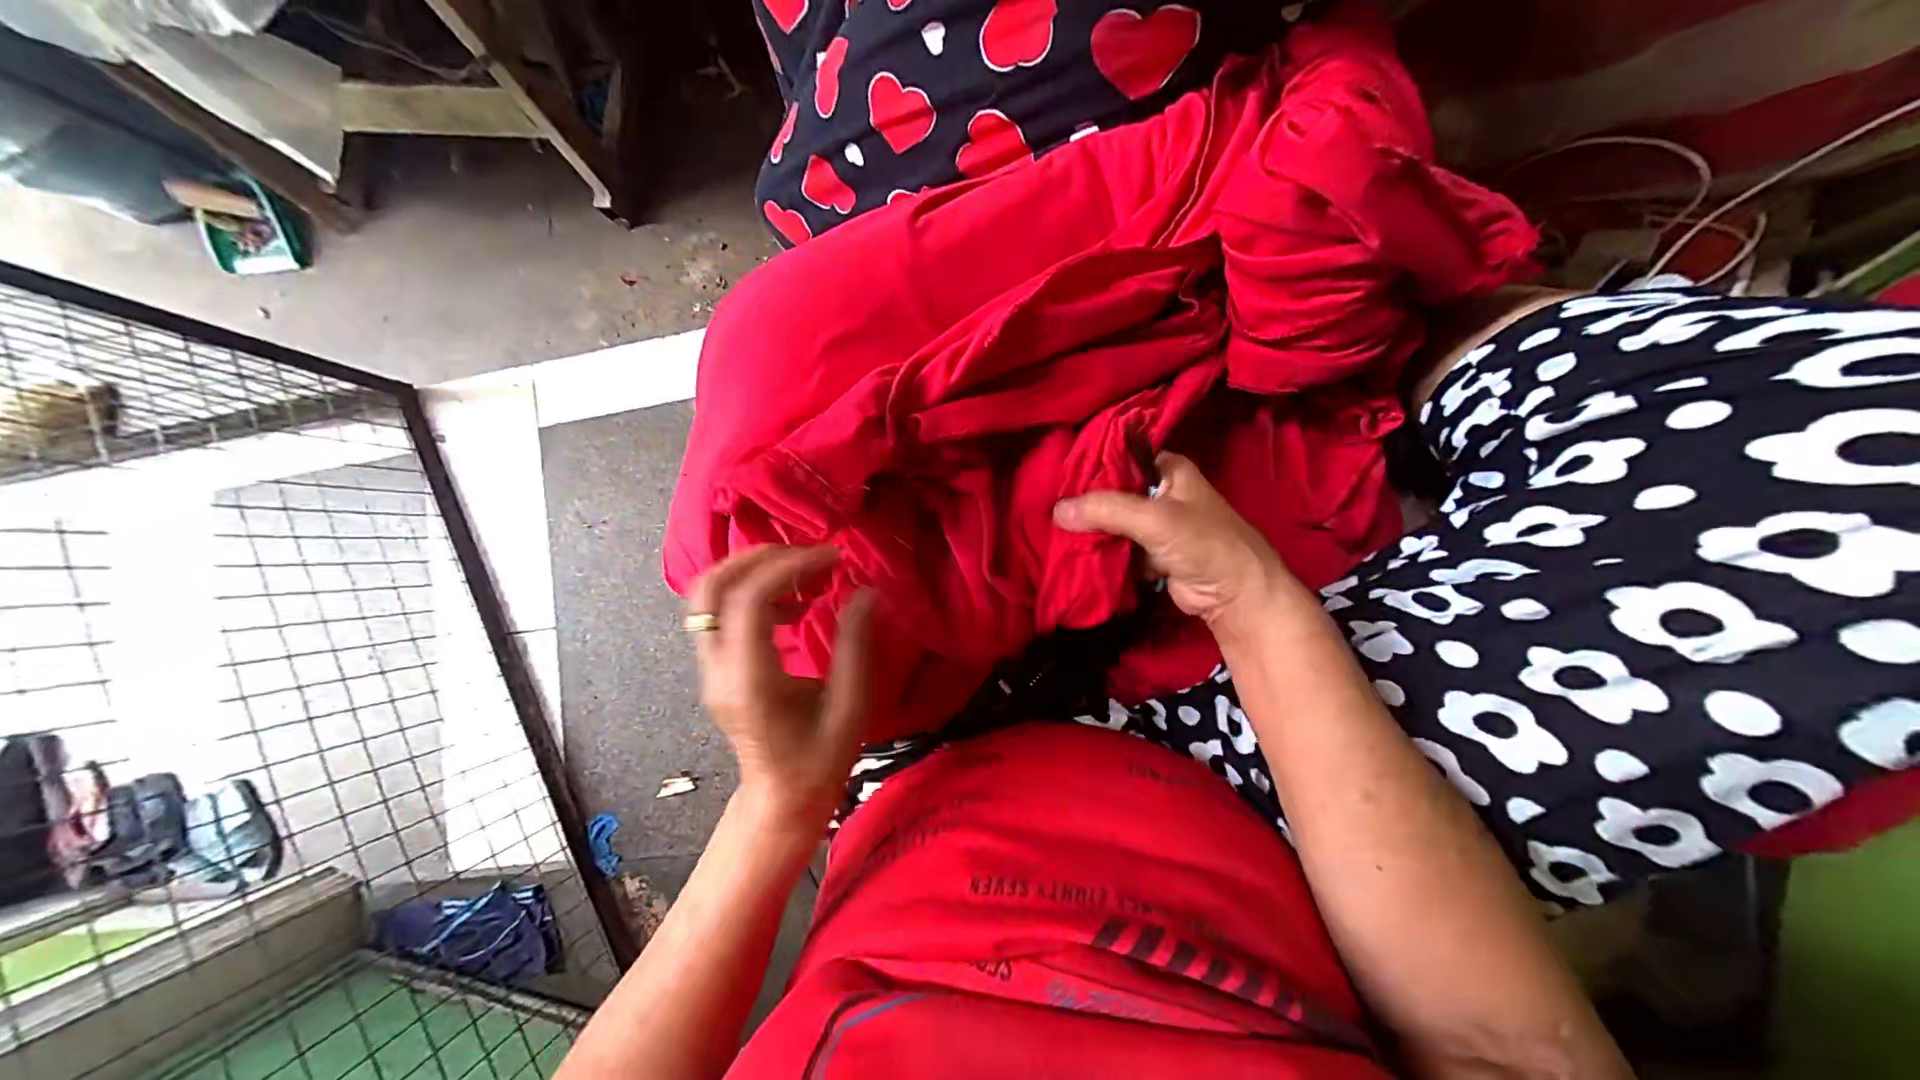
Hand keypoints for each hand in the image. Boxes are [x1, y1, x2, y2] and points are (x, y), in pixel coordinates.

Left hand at [686, 545, 872, 823]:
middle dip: (761, 557)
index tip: (832, 558)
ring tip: (805, 575)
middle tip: (810, 556)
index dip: (789, 566)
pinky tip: (793, 604)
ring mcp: (708, 669)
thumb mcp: (850, 709)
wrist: (779, 799)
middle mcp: (718, 670)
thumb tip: (867, 593)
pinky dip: (751, 591)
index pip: (750, 601)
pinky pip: (717, 612)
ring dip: (753, 570)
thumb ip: (856, 649)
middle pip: (712, 586)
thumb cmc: (819, 761)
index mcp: (750, 682)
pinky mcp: (713, 668)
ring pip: (707, 595)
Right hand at [1052, 452, 1299, 630]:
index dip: (1089, 470)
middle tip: (1049, 510)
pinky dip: (1100, 553)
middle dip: (1084, 505)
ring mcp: (1153, 526)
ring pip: (1110, 524)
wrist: (1236, 596)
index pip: (1119, 460)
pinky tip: (1073, 554)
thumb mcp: (1155, 519)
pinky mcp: (1148, 555)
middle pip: (1111, 494)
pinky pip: (1115, 549)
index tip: (1055, 481)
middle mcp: (1159, 492)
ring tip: (1054, 534)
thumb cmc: (1205, 543)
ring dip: (1089, 532)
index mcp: (1167, 469)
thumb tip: (1056, 511)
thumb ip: (1107, 510)